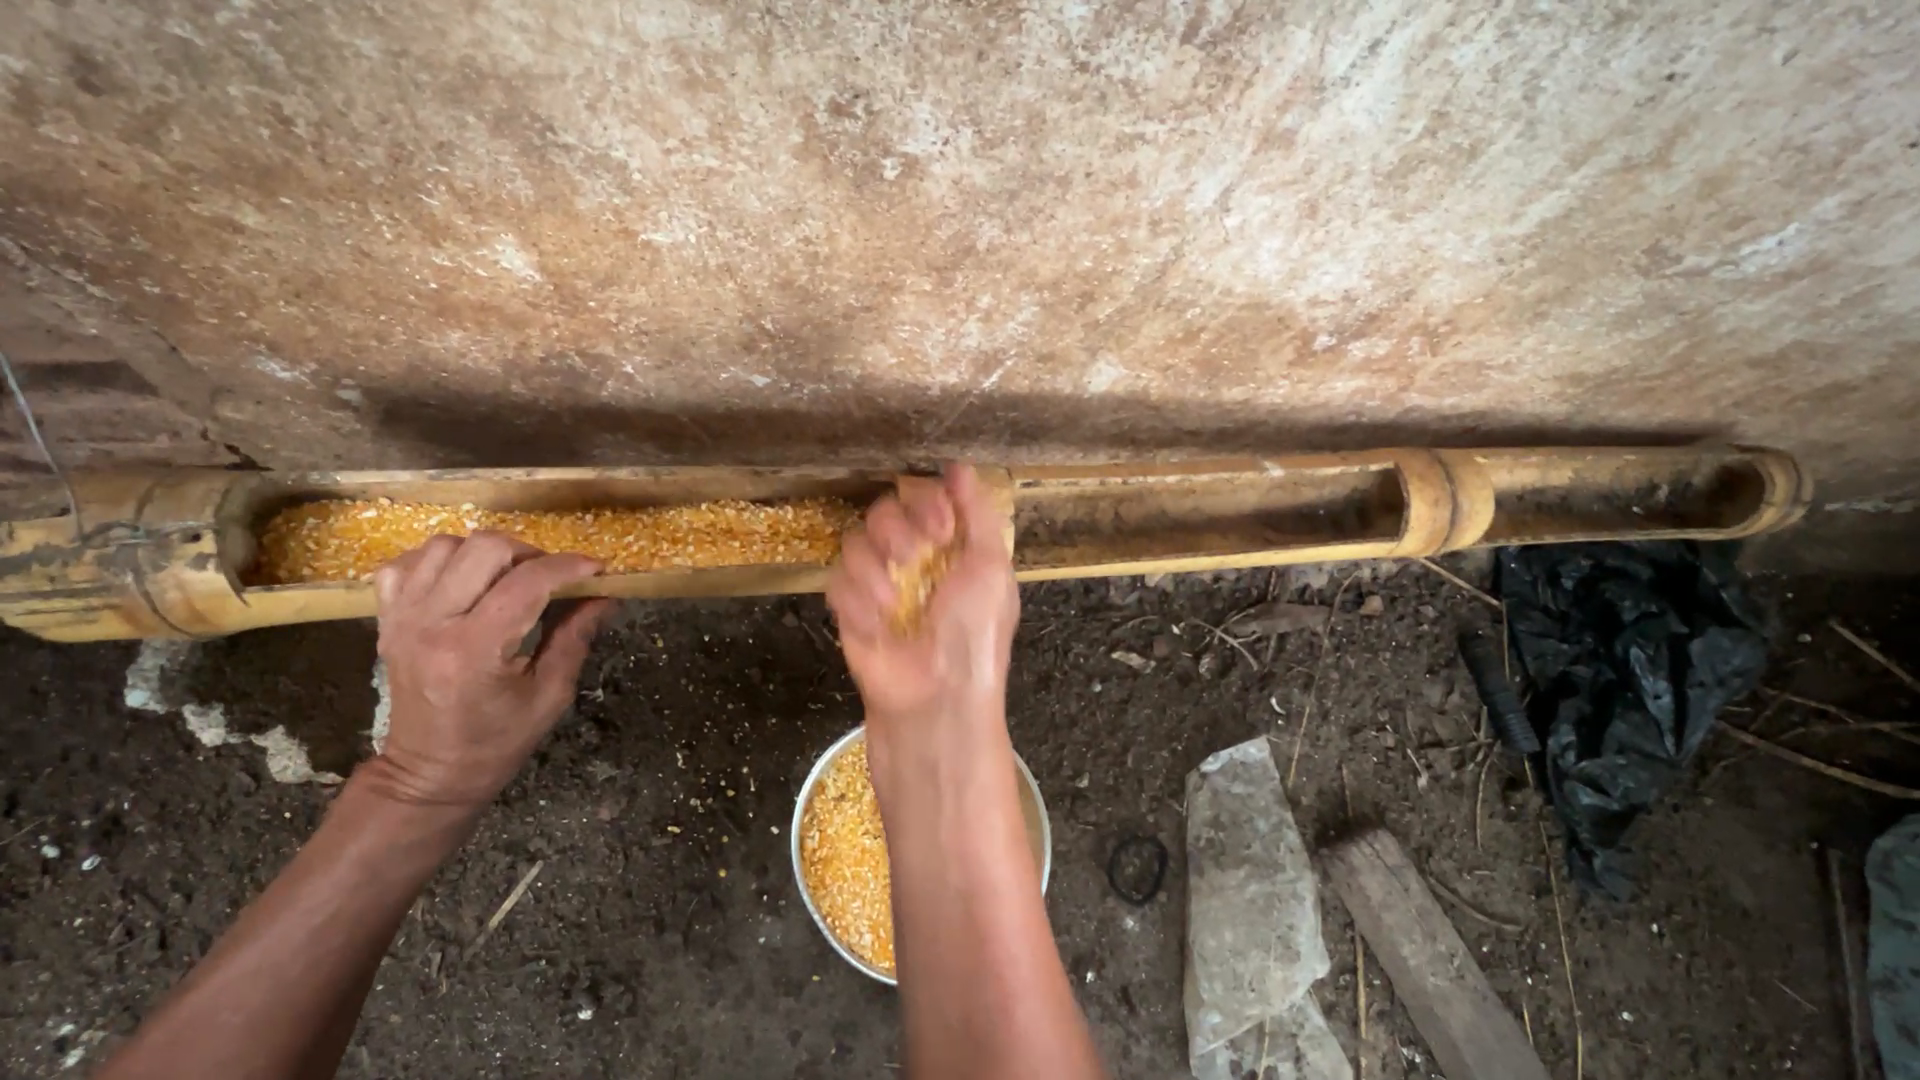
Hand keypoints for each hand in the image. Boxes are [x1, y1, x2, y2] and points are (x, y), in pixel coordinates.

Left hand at [367, 532, 610, 808]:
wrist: (428, 771)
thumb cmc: (497, 741)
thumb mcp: (551, 695)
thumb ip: (576, 637)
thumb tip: (606, 595)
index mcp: (474, 650)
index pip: (528, 583)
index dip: (569, 567)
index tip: (597, 569)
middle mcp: (430, 624)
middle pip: (484, 548)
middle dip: (530, 553)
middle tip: (551, 577)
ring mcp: (401, 618)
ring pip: (446, 545)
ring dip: (487, 553)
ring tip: (510, 577)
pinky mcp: (387, 618)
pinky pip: (407, 562)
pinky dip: (442, 561)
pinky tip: (466, 580)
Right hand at [827, 464, 1019, 743]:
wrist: (938, 698)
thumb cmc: (975, 635)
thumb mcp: (993, 569)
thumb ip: (977, 514)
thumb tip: (960, 467)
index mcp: (950, 546)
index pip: (926, 497)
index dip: (928, 502)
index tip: (941, 526)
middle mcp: (913, 558)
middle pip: (884, 511)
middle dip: (898, 530)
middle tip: (915, 556)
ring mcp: (878, 582)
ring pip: (855, 541)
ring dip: (874, 568)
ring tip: (894, 603)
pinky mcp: (849, 609)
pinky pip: (836, 581)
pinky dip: (855, 601)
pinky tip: (876, 625)